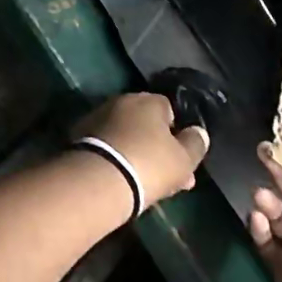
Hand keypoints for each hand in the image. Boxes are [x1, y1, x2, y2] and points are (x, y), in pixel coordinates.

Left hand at [76, 93, 209, 207]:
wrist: (100, 177)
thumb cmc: (150, 164)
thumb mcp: (183, 160)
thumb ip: (195, 144)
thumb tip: (199, 131)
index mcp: (149, 100)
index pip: (169, 109)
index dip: (177, 133)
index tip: (181, 157)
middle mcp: (123, 100)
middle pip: (146, 122)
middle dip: (158, 146)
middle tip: (167, 176)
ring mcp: (100, 114)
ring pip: (127, 133)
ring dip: (137, 150)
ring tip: (145, 181)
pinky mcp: (82, 132)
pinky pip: (109, 142)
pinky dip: (117, 154)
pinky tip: (122, 175)